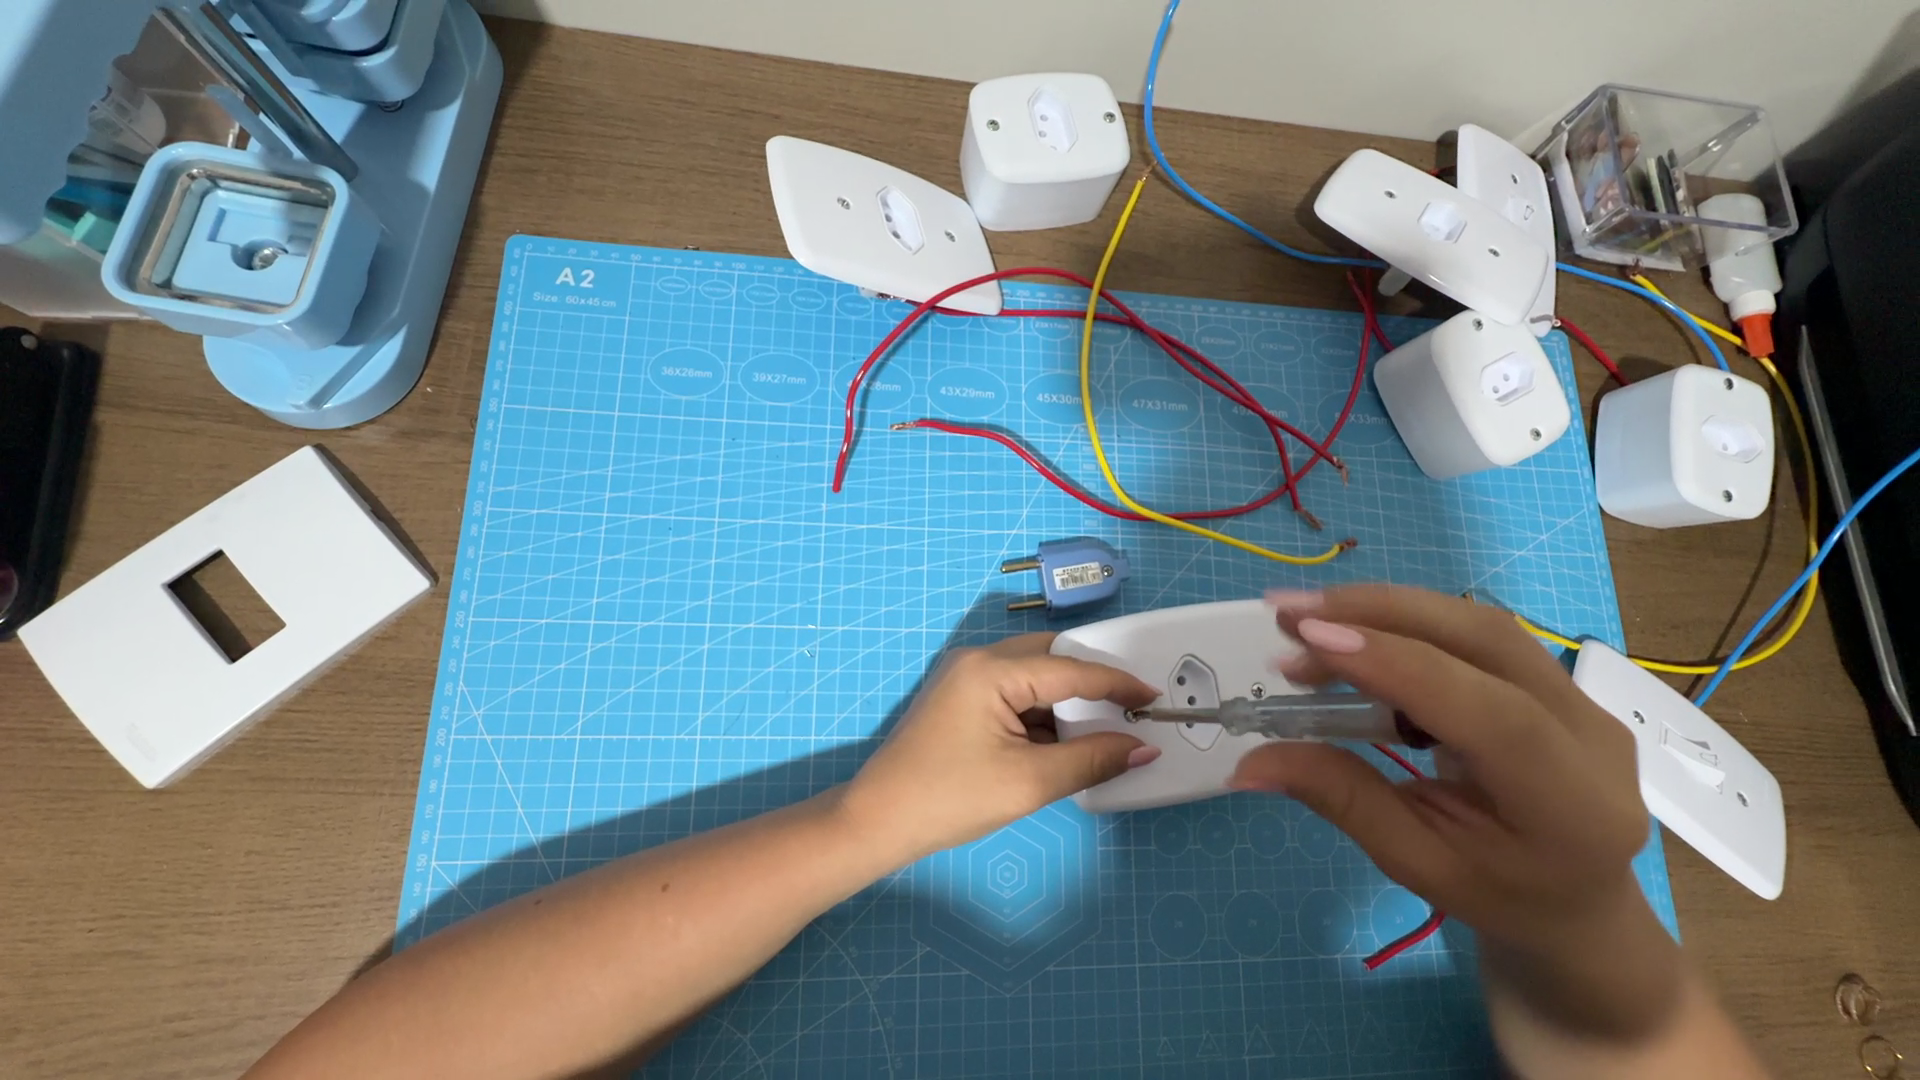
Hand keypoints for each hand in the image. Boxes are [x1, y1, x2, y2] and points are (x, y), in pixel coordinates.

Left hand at [843, 633, 1159, 861]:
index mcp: (992, 670)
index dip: (1117, 684)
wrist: (878, 821)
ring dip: (1065, 700)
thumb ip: (1091, 759)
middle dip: (1091, 683)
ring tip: (1100, 732)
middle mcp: (978, 661)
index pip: (1071, 669)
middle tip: (1127, 710)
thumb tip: (1142, 748)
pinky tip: (1061, 741)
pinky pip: (1013, 693)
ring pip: (1032, 676)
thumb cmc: (951, 798)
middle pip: (1050, 658)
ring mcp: (965, 679)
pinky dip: (1041, 713)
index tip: (1154, 698)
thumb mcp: (1029, 782)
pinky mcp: (960, 700)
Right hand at [1231, 586, 1650, 953]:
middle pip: (1484, 639)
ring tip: (1302, 621)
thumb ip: (1341, 799)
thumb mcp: (1414, 861)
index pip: (1489, 714)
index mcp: (1569, 803)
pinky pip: (1471, 632)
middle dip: (1378, 613)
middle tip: (1287, 614)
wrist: (1577, 904)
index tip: (1310, 638)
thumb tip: (1245, 765)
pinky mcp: (1551, 679)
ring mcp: (1577, 698)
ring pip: (1475, 622)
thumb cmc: (1498, 895)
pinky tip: (1348, 637)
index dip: (1398, 666)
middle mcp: (1590, 733)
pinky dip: (1401, 623)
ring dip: (1382, 611)